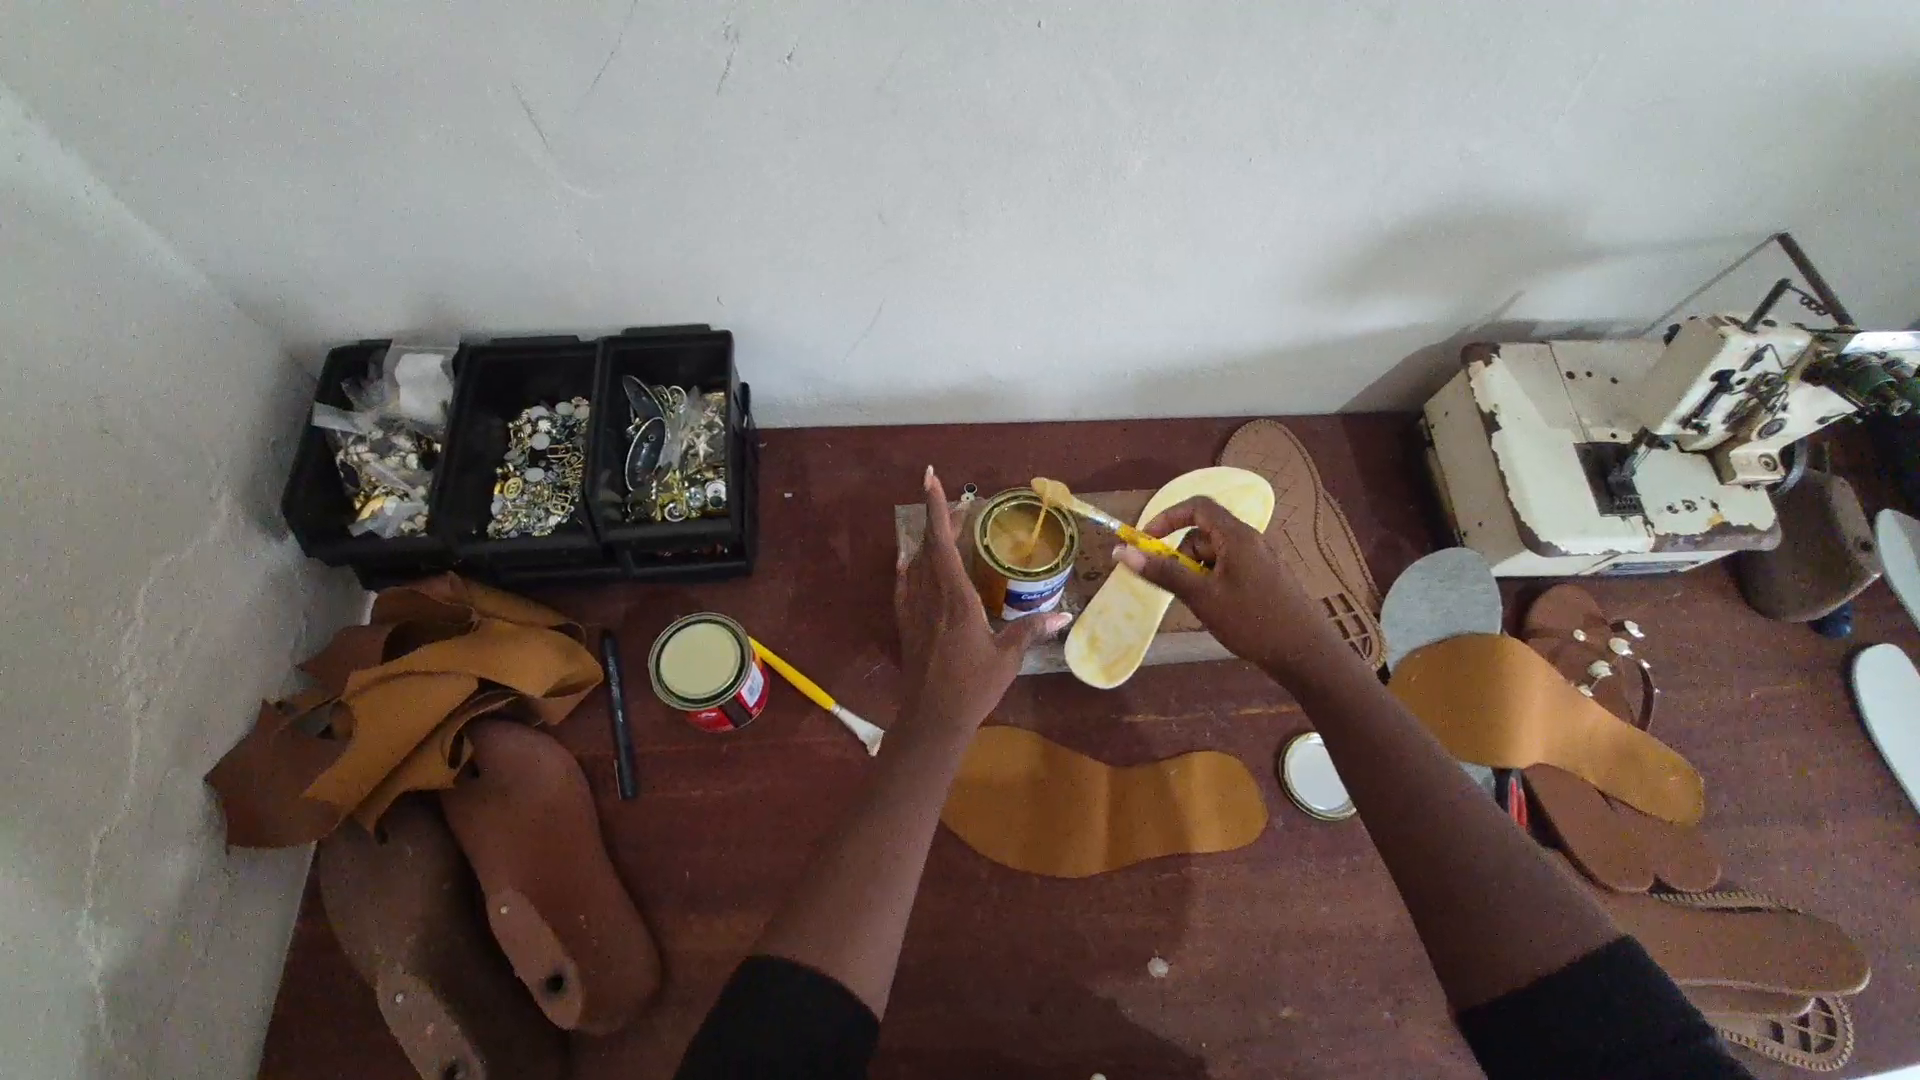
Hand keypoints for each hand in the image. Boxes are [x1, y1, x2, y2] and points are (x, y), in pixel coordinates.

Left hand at [895, 468, 1071, 734]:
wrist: (932, 717)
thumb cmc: (973, 687)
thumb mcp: (1007, 657)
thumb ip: (1031, 630)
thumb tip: (1064, 614)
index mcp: (956, 599)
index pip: (942, 543)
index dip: (936, 508)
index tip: (931, 478)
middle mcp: (931, 596)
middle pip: (929, 546)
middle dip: (940, 519)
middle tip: (958, 502)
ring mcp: (914, 609)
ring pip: (916, 562)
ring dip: (928, 540)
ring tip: (945, 526)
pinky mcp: (906, 623)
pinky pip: (903, 584)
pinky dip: (907, 565)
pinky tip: (908, 558)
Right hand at [1114, 495, 1348, 685]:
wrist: (1306, 654)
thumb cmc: (1251, 621)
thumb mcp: (1201, 597)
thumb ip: (1163, 572)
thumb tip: (1123, 552)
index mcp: (1237, 536)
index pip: (1197, 506)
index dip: (1167, 517)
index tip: (1146, 541)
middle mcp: (1250, 541)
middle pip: (1203, 533)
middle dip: (1182, 556)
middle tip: (1180, 587)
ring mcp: (1260, 560)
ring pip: (1215, 555)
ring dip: (1198, 574)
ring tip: (1203, 605)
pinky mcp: (1265, 579)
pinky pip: (1229, 570)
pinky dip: (1213, 583)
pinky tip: (1219, 611)